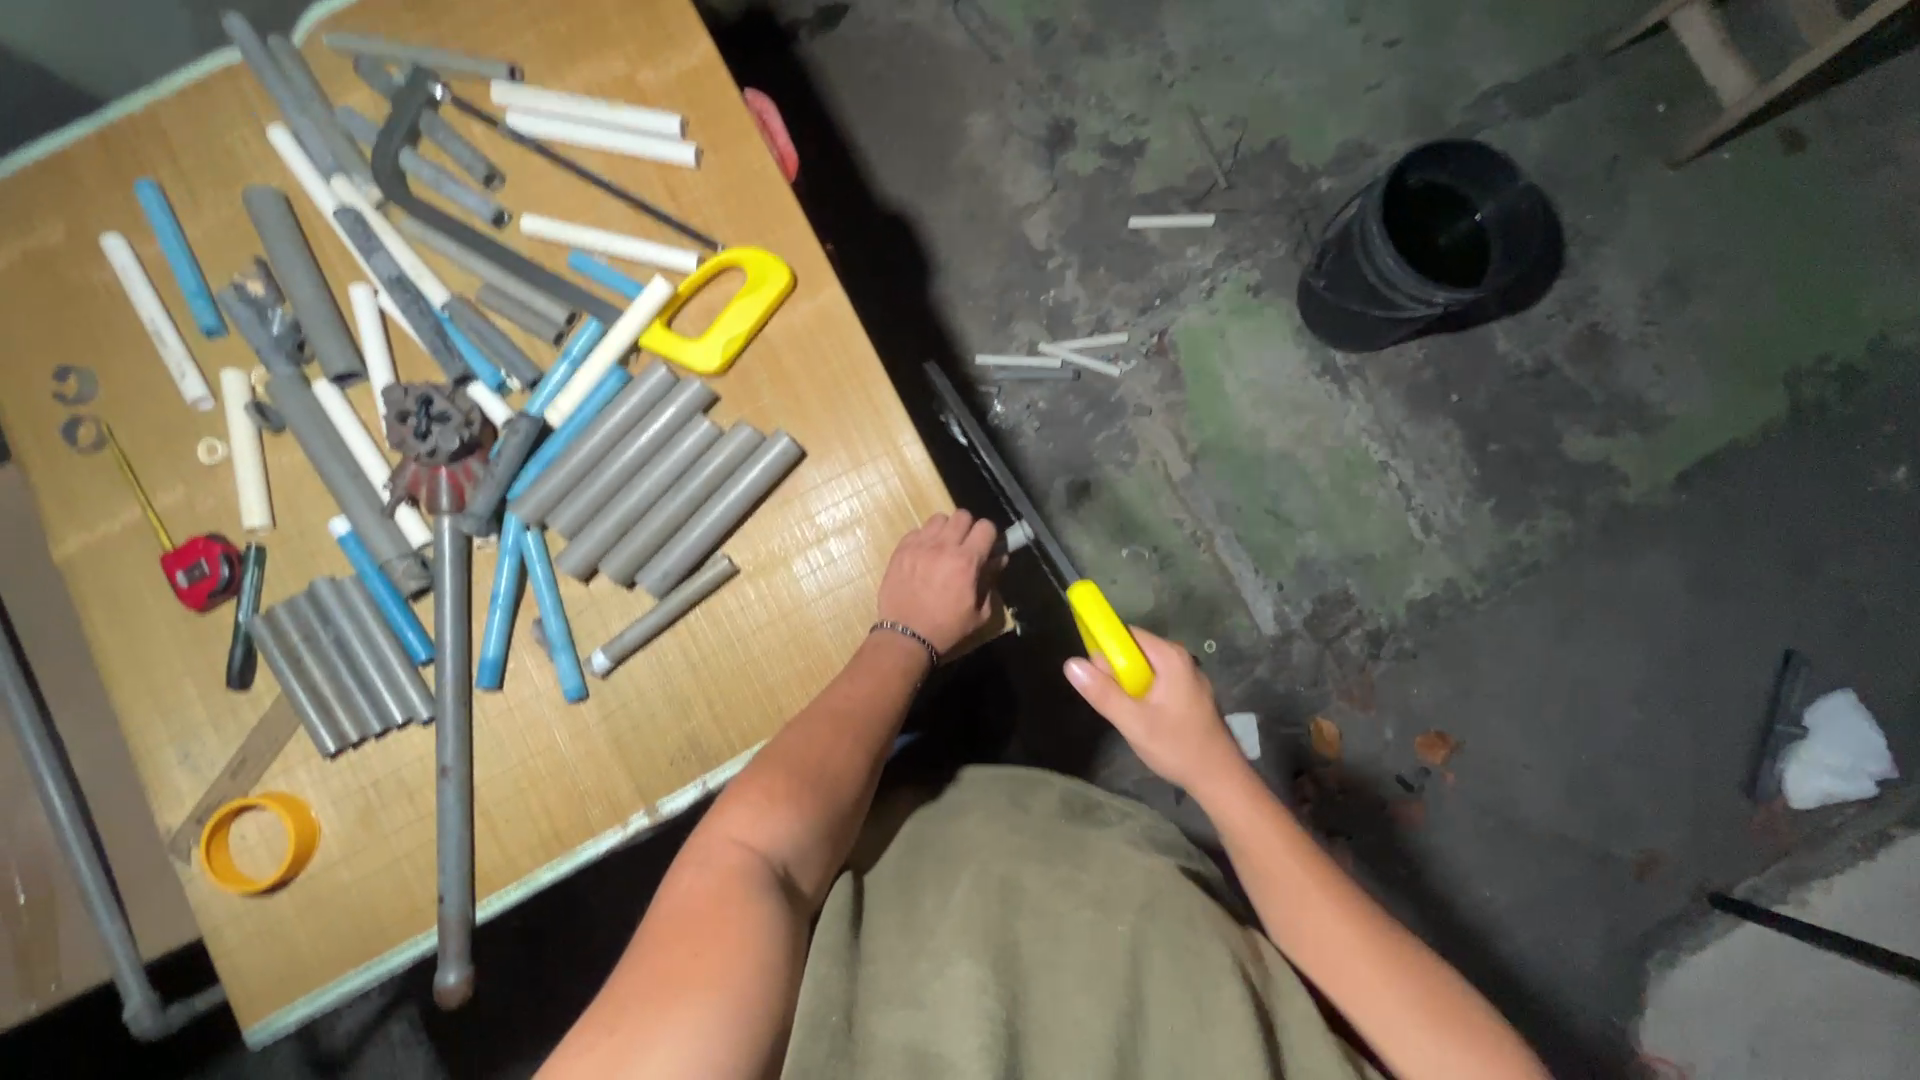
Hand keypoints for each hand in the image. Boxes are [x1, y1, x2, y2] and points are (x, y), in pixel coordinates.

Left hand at [876, 511, 1002, 653]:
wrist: (906, 636)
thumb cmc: (946, 629)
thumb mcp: (979, 613)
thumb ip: (990, 581)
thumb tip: (998, 560)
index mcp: (966, 561)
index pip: (986, 527)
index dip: (990, 536)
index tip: (986, 547)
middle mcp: (943, 546)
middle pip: (963, 515)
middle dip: (968, 528)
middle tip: (965, 547)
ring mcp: (919, 545)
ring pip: (938, 519)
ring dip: (945, 530)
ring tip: (942, 548)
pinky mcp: (901, 550)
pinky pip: (917, 531)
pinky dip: (924, 539)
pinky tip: (923, 556)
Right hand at [1064, 628, 1246, 791]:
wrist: (1219, 778)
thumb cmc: (1177, 747)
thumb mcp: (1133, 722)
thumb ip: (1102, 692)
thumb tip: (1071, 663)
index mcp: (1170, 657)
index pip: (1127, 635)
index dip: (1105, 649)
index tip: (1093, 674)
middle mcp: (1181, 659)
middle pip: (1135, 652)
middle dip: (1116, 673)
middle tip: (1111, 702)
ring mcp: (1187, 677)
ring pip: (1144, 670)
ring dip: (1128, 687)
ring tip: (1127, 715)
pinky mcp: (1189, 694)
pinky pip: (1156, 683)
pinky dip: (1142, 695)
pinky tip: (1143, 720)